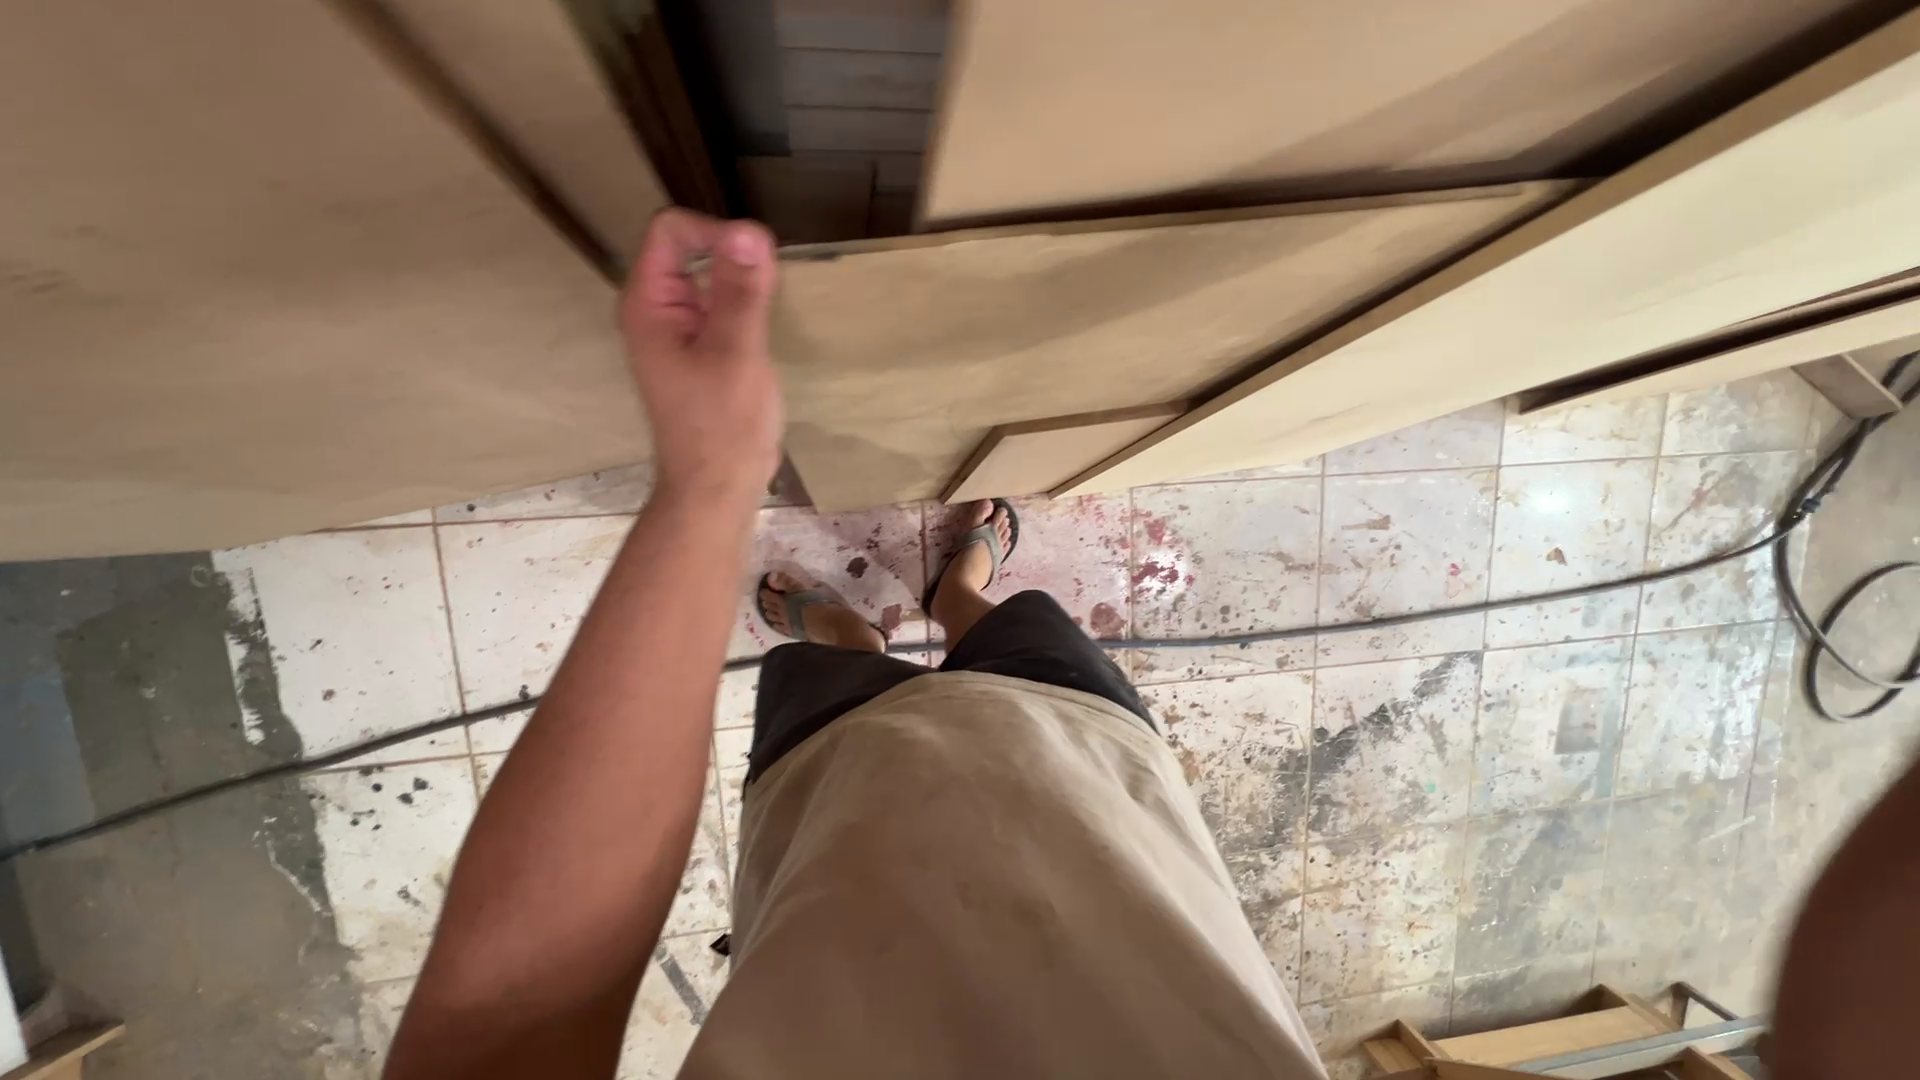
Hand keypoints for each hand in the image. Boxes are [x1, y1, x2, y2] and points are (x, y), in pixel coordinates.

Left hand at [619, 208, 781, 505]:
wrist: (717, 487)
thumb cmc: (722, 426)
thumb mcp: (736, 353)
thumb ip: (741, 291)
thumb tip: (750, 230)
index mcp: (648, 304)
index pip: (672, 230)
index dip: (717, 233)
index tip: (758, 263)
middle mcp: (656, 310)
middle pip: (690, 248)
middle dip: (733, 257)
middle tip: (768, 293)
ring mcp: (677, 331)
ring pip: (708, 277)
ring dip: (742, 282)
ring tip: (768, 312)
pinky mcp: (699, 350)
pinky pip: (719, 306)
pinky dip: (743, 305)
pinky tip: (764, 330)